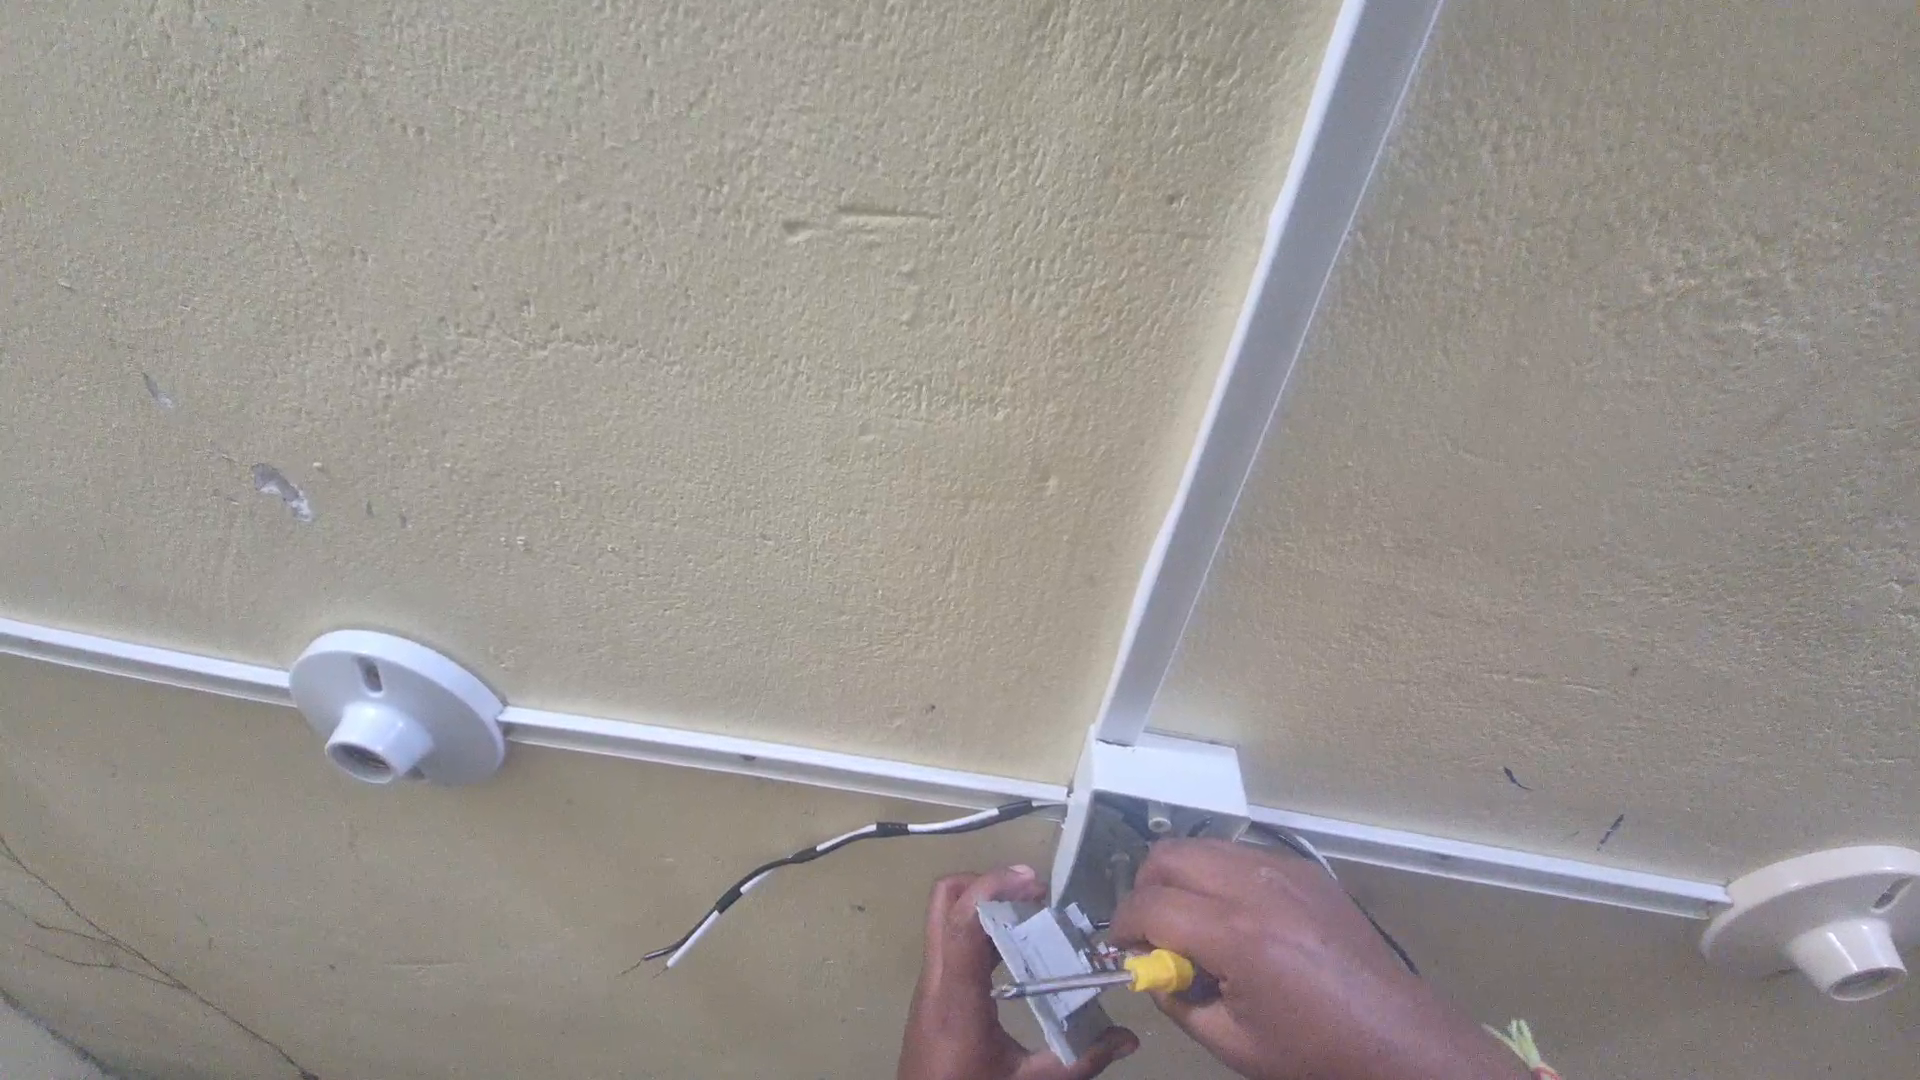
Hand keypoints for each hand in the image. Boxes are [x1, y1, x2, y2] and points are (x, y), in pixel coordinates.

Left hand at [898, 865, 1137, 1079]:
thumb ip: (1079, 1059)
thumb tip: (1127, 1038)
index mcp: (956, 999)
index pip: (961, 924)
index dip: (992, 888)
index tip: (1033, 881)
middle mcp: (935, 979)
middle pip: (944, 900)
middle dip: (988, 882)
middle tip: (1033, 893)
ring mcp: (929, 981)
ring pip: (945, 913)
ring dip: (986, 900)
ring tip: (1031, 911)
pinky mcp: (932, 988)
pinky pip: (952, 937)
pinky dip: (982, 925)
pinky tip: (1016, 942)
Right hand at [1109, 840, 1528, 1079]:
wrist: (1404, 1042)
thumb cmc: (1316, 1054)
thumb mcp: (1232, 1044)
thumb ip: (1175, 999)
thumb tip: (1147, 965)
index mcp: (1236, 935)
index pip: (1149, 905)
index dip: (1122, 925)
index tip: (1120, 946)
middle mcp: (1254, 886)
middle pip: (1167, 856)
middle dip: (1145, 889)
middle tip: (1153, 930)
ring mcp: (1281, 868)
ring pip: (1200, 846)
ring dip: (1179, 877)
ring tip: (1193, 920)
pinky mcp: (1302, 867)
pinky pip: (1237, 852)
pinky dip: (1217, 874)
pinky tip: (1235, 915)